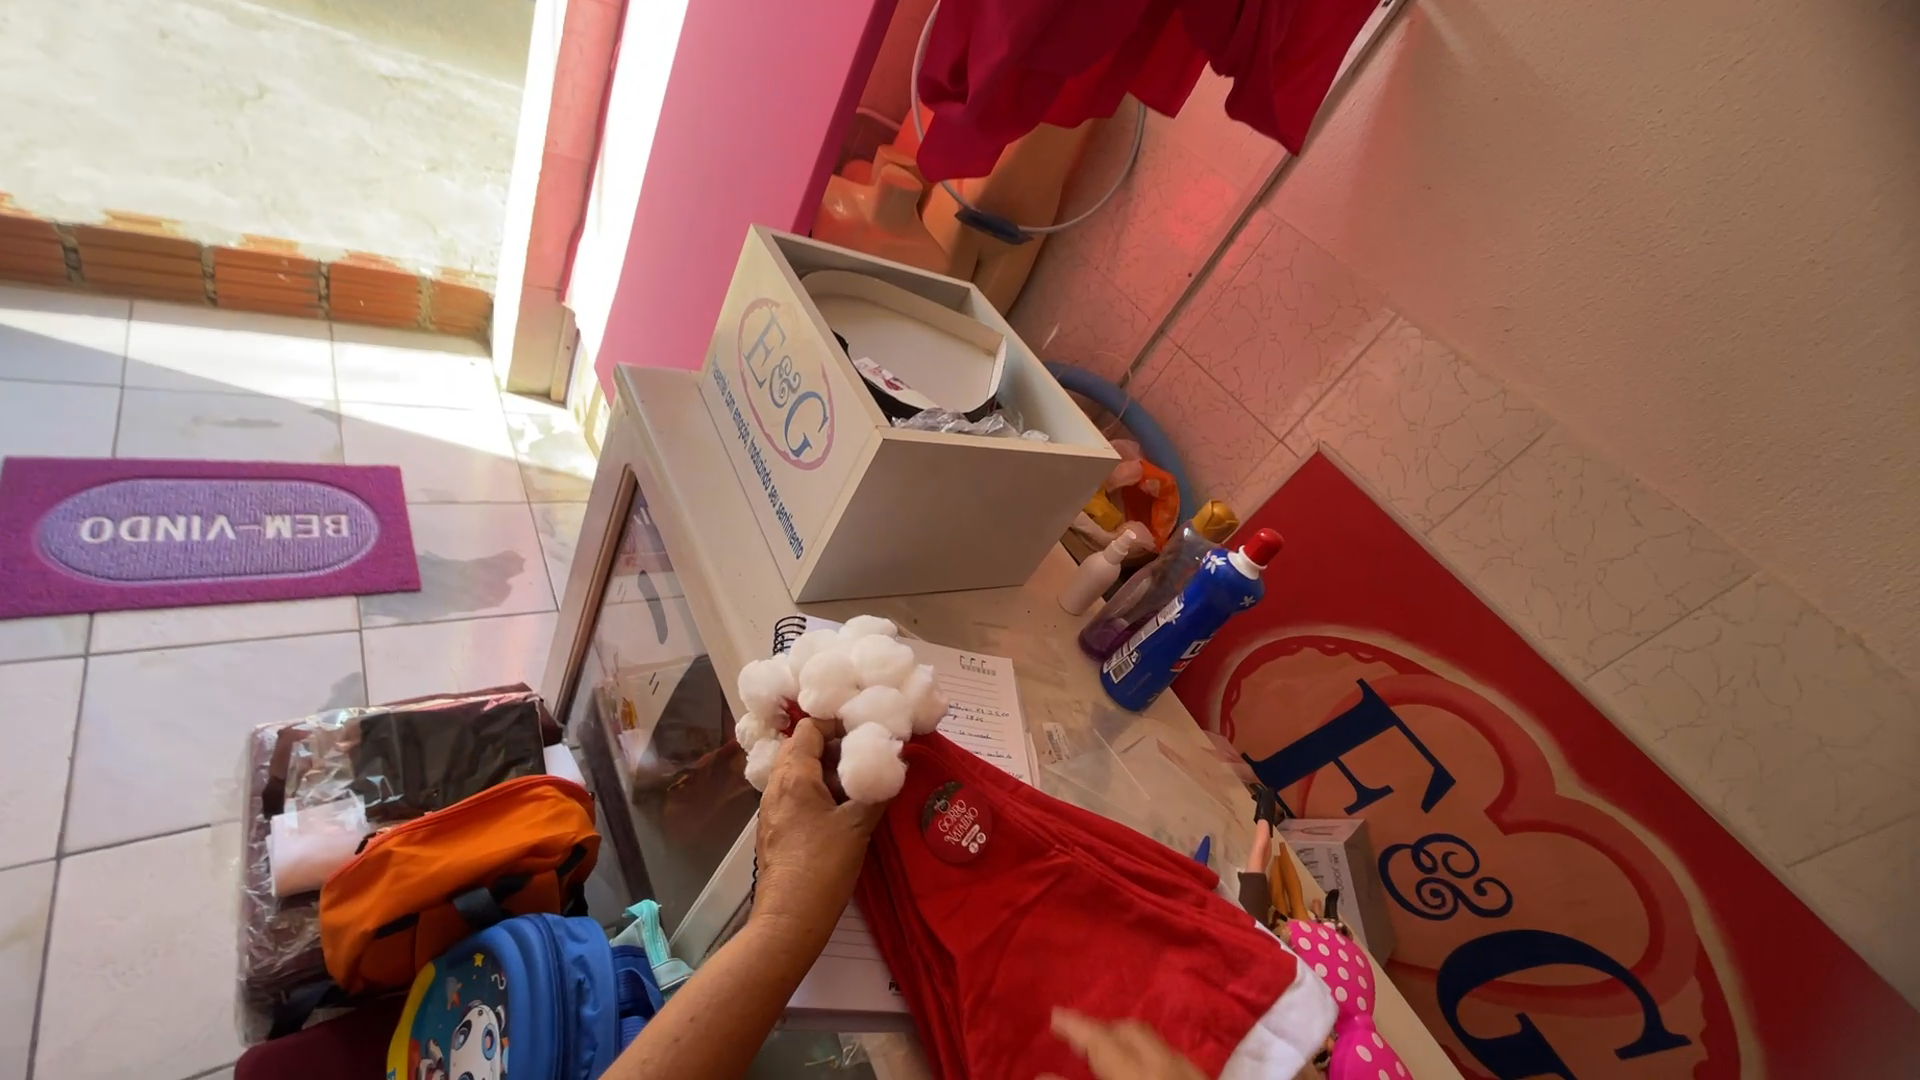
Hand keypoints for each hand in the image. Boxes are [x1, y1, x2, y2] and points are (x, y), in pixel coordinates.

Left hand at [751, 719, 889, 940]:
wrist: (788, 921)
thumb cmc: (823, 867)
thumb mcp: (858, 826)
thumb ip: (877, 790)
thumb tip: (895, 764)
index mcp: (794, 777)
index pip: (809, 728)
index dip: (836, 723)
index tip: (864, 730)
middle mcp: (776, 786)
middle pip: (801, 747)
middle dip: (833, 745)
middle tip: (864, 753)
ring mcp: (772, 808)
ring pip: (798, 771)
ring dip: (826, 769)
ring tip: (857, 779)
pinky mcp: (774, 828)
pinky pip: (794, 793)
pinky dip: (817, 789)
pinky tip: (840, 807)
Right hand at [1040, 1009, 1206, 1079]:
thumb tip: (1042, 1076)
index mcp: (1139, 1077)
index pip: (1101, 1042)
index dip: (1076, 1027)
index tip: (1054, 1016)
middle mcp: (1168, 1069)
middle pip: (1131, 1033)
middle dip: (1102, 1030)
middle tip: (1077, 1038)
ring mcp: (1192, 1078)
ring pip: (1156, 1044)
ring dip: (1127, 1042)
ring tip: (1107, 1053)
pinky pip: (1175, 1060)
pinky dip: (1152, 1058)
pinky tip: (1147, 1074)